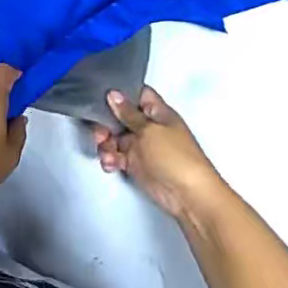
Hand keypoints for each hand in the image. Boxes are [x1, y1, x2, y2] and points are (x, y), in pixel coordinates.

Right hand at [93, 86, 229, 220]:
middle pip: (118, 115)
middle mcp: (147, 126)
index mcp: (157, 113)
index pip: (137, 93)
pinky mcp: (134, 163)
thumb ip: (128, 113)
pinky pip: (115, 155)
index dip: (120, 91)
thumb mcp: (150, 130)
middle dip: (104, 122)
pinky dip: (109, 158)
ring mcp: (140, 145)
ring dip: (105, 143)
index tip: (100, 92)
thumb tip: (112, 93)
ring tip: (107, 153)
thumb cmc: (174, 156)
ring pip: (113, 136)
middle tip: (100, 132)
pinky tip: (111, 164)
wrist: (187, 195)